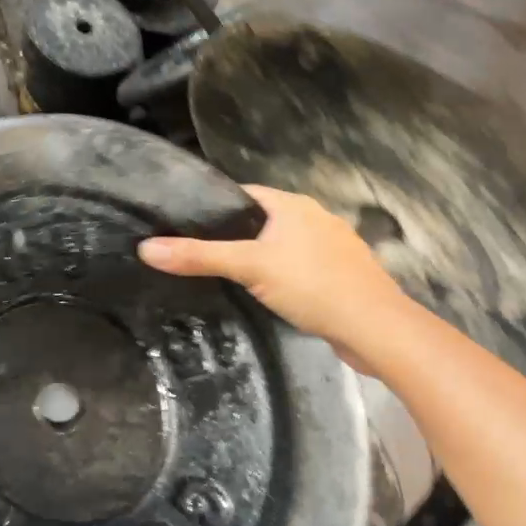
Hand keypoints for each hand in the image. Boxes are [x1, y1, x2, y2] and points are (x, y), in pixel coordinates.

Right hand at [138, 185, 412, 363]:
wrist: (380, 332)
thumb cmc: (313, 286)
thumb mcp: (247, 268)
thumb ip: (198, 256)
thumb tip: (145, 248)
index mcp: (292, 204)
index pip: (242, 194)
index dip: (214, 206)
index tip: (187, 225)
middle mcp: (315, 216)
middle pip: (263, 219)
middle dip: (237, 234)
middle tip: (203, 254)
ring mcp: (336, 247)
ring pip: (285, 245)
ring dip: (264, 256)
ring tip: (233, 276)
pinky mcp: (347, 276)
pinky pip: (305, 267)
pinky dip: (288, 276)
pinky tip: (274, 296)